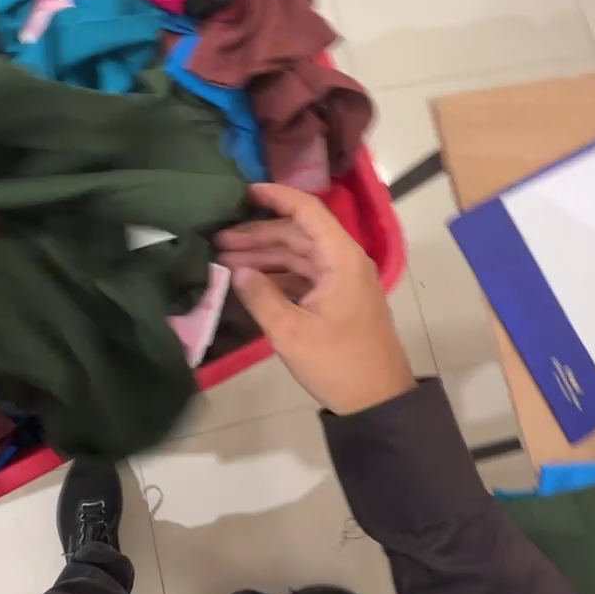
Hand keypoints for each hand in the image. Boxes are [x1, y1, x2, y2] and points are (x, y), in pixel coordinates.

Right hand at [216, 183, 414, 414]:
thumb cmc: (338, 363)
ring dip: (263, 256)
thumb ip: (261, 296)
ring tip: (224, 259)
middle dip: (257, 233)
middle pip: (297, 233)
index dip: (275, 196)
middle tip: (217, 238)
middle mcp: (343, 260)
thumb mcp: (292, 332)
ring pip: (297, 255)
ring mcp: (341, 280)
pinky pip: (302, 275)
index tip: (242, 191)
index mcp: (341, 258)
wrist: (377, 401)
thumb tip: (236, 271)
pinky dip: (276, 275)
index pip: (307, 211)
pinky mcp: (336, 299)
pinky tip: (248, 280)